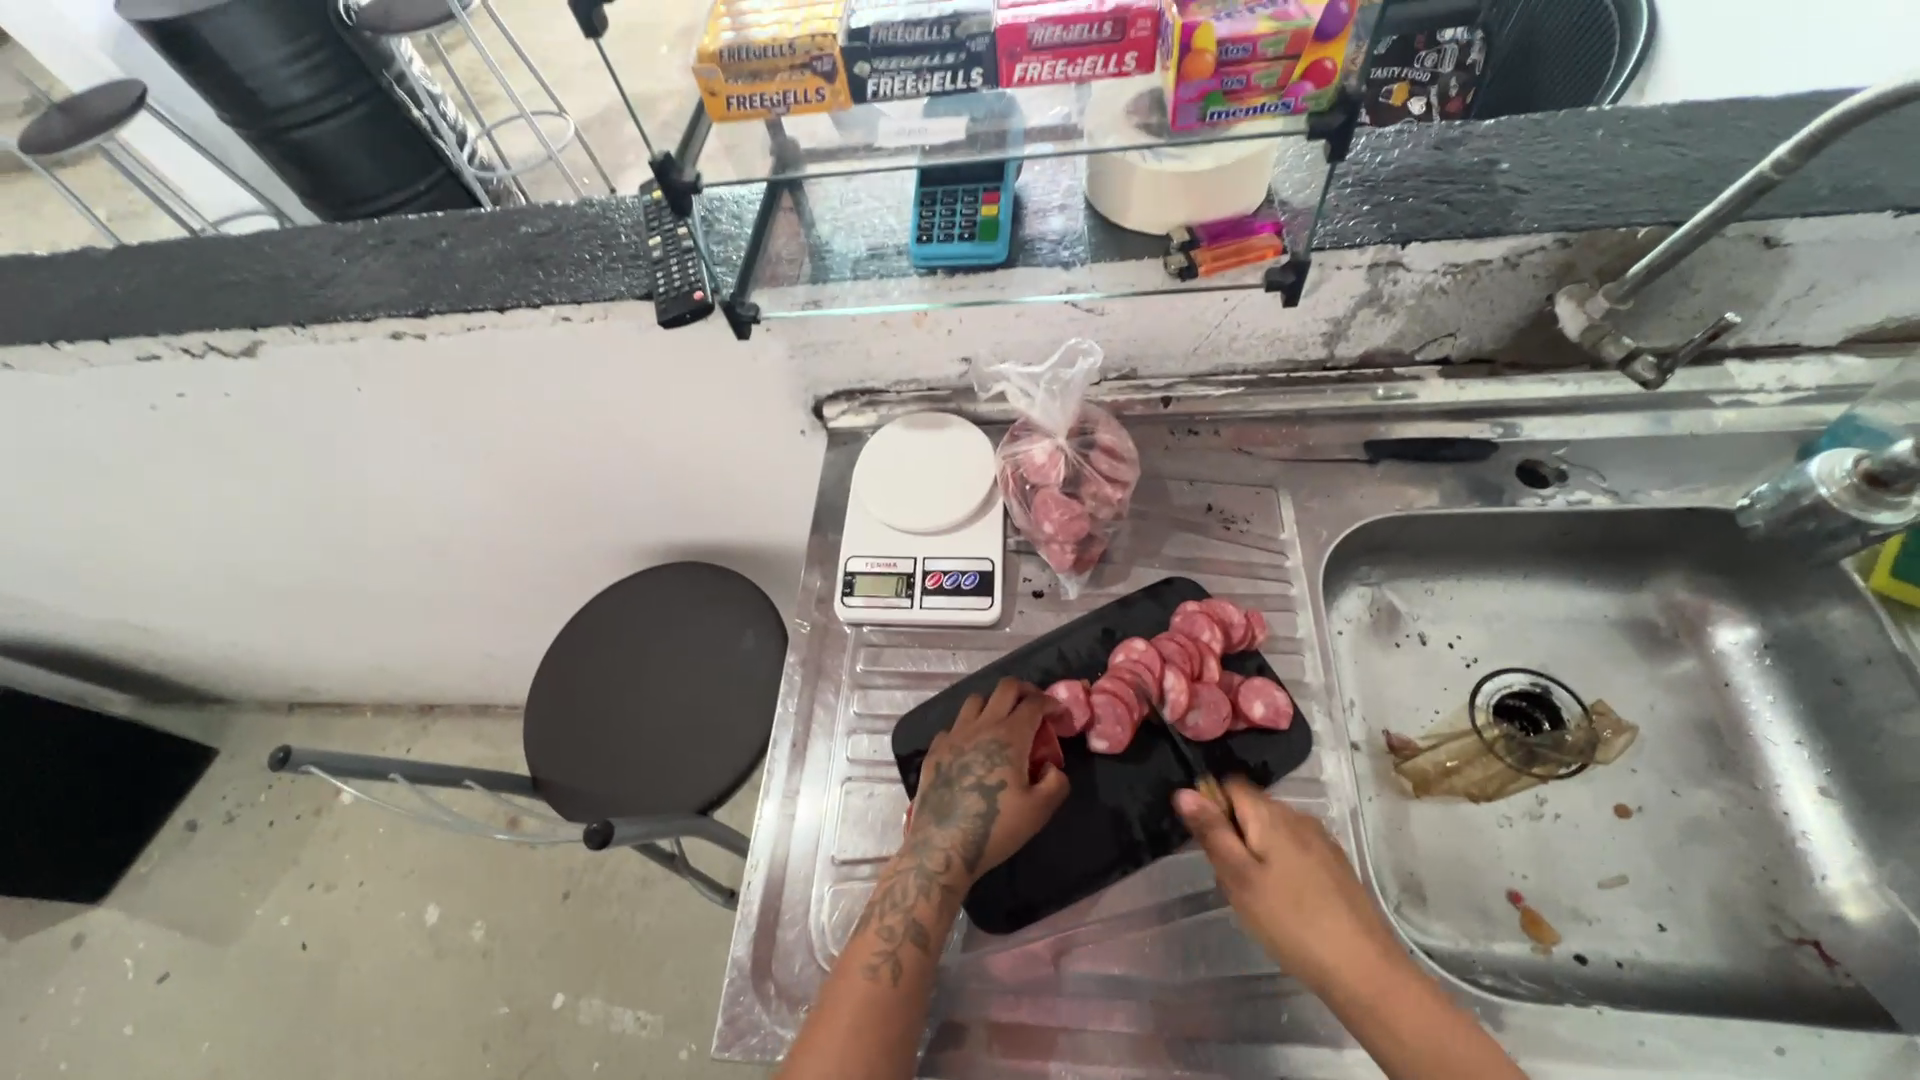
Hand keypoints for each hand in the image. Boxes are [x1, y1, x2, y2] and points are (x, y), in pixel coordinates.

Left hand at [905, 677, 1070, 888]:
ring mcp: (954, 736)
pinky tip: (973, 747)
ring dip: (995, 704)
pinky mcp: (935, 750)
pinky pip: (954, 725)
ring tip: (1003, 723)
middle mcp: (981, 726)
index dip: (1051, 703)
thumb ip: (1056, 782)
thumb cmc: (996, 828)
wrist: (944, 846)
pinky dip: (969, 727)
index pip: (1034, 703)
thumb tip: (1050, 766)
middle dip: (1025, 691)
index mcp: (1010, 736)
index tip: (1060, 715)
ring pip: (976, 700)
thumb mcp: (1041, 810)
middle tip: (1035, 707)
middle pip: (1005, 688)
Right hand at [1174, 777, 1404, 990]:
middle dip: (1233, 834)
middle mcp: (1298, 817)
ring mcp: (1321, 841)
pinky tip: (1284, 903)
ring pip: (1273, 832)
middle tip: (1230, 880)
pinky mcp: (1335, 865)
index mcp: (1271, 815)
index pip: (1231, 785)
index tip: (1208, 844)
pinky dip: (1280, 866)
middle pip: (1252, 808)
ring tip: (1255, 896)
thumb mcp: (1239, 878)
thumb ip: (1212, 832)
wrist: (1363, 968)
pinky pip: (1294, 851)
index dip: (1211, 805)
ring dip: (1256, 853)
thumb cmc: (1290, 921)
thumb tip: (1184, 791)